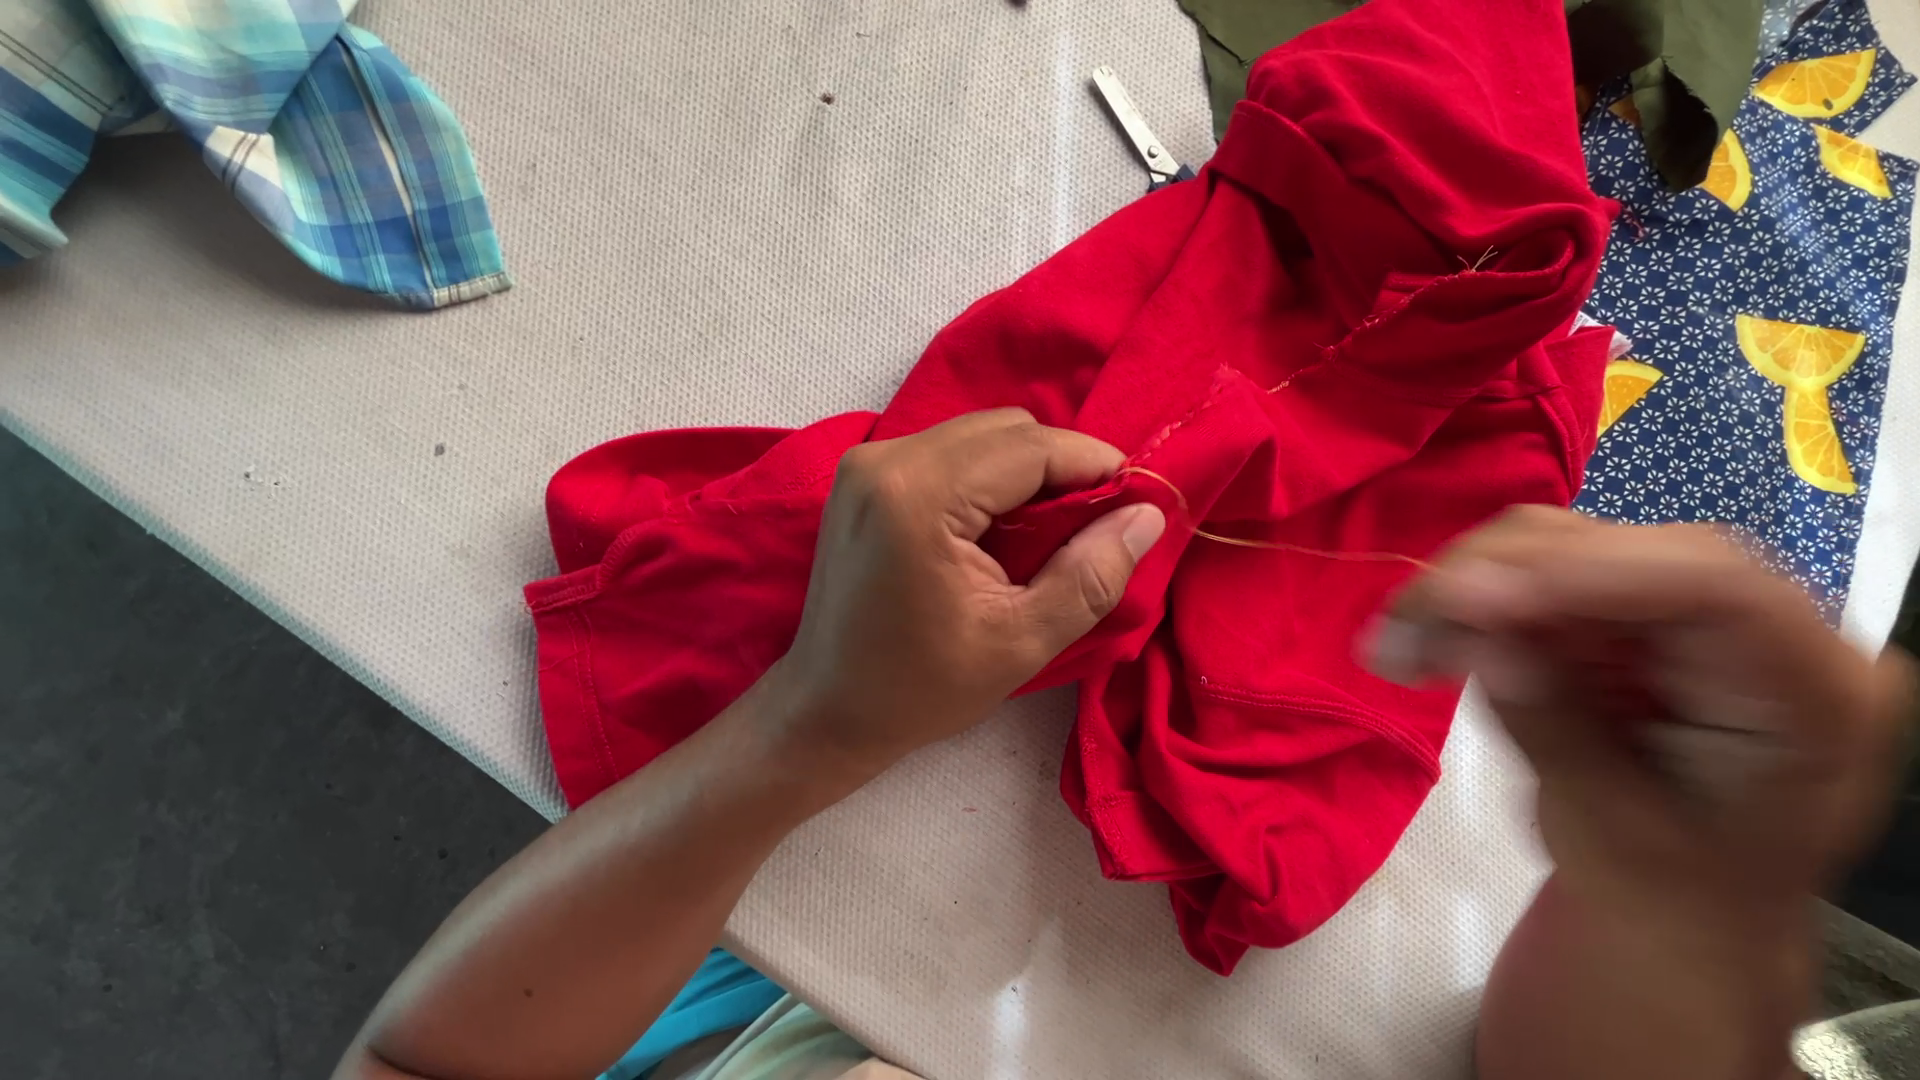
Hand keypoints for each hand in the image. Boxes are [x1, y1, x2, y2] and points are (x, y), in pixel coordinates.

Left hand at [769, 408, 1165, 776]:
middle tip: (1093, 525)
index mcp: (918, 496)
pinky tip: (1000, 527)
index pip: (1031, 447)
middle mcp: (886, 459)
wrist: (825, 709)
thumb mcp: (1021, 642)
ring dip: (1026, 470)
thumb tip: (1147, 514)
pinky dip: (988, 476)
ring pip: (978, 434)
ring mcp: (866, 462)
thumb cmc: (919, 688)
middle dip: (1061, 468)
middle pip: (1005, 429)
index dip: (1095, 466)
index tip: (1137, 500)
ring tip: (1048, 532)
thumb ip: (1091, 574)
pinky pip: (948, 450)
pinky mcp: (862, 475)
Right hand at [1367, 506, 1910, 919]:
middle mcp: (1750, 625)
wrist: (1664, 903)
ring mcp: (1671, 611)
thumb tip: (1476, 636)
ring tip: (1393, 646)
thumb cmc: (1667, 890)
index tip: (1471, 601)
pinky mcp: (1606, 612)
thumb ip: (1554, 726)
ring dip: (1460, 587)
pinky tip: (1415, 644)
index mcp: (1809, 690)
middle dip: (1495, 576)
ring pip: (1555, 546)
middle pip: (1618, 548)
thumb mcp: (1613, 828)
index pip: (1713, 588)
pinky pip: (1519, 576)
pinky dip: (1456, 606)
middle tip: (1401, 626)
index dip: (1584, 575)